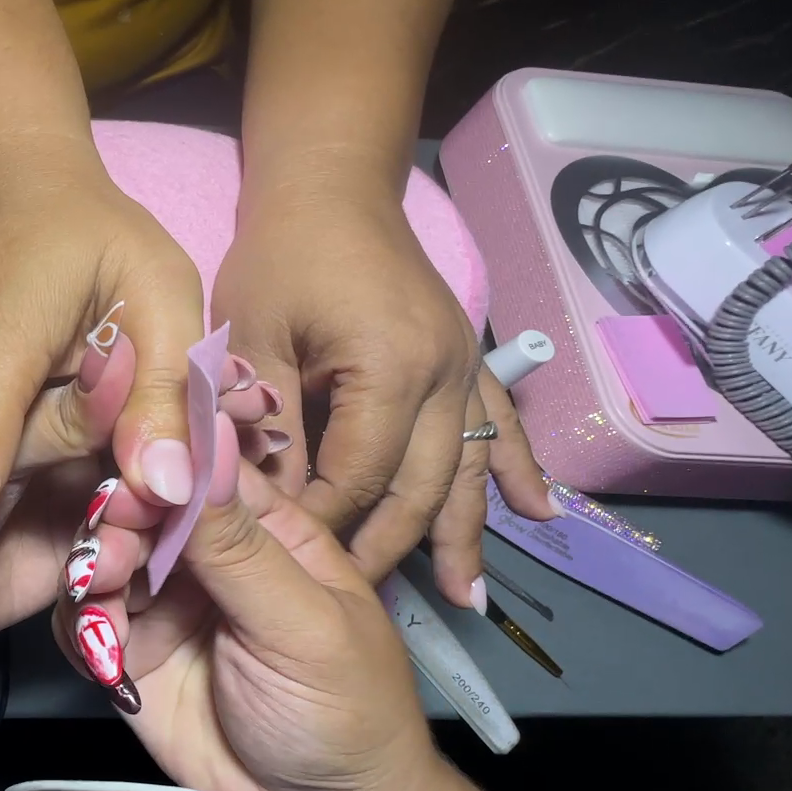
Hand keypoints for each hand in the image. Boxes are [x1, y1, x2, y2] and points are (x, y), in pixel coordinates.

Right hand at [58, 464, 441, 790]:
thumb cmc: (340, 711)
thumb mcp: (301, 624)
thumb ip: (238, 544)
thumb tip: (207, 433)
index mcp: (258, 528)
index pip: (196, 468)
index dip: (155, 465)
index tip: (124, 484)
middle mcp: (199, 555)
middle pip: (133, 510)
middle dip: (110, 530)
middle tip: (105, 567)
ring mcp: (157, 601)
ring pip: (96, 560)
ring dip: (89, 581)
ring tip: (106, 622)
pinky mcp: (124, 648)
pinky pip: (80, 620)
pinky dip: (80, 630)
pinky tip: (105, 658)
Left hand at [216, 190, 552, 606]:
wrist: (331, 191)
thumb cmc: (280, 260)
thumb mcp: (252, 340)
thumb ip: (264, 422)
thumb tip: (267, 505)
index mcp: (391, 370)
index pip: (359, 475)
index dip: (322, 523)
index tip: (287, 562)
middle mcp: (448, 376)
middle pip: (420, 485)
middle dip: (386, 544)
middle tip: (355, 599)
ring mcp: (469, 369)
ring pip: (468, 469)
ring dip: (463, 535)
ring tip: (464, 599)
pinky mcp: (467, 362)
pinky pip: (500, 428)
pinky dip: (515, 474)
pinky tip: (539, 517)